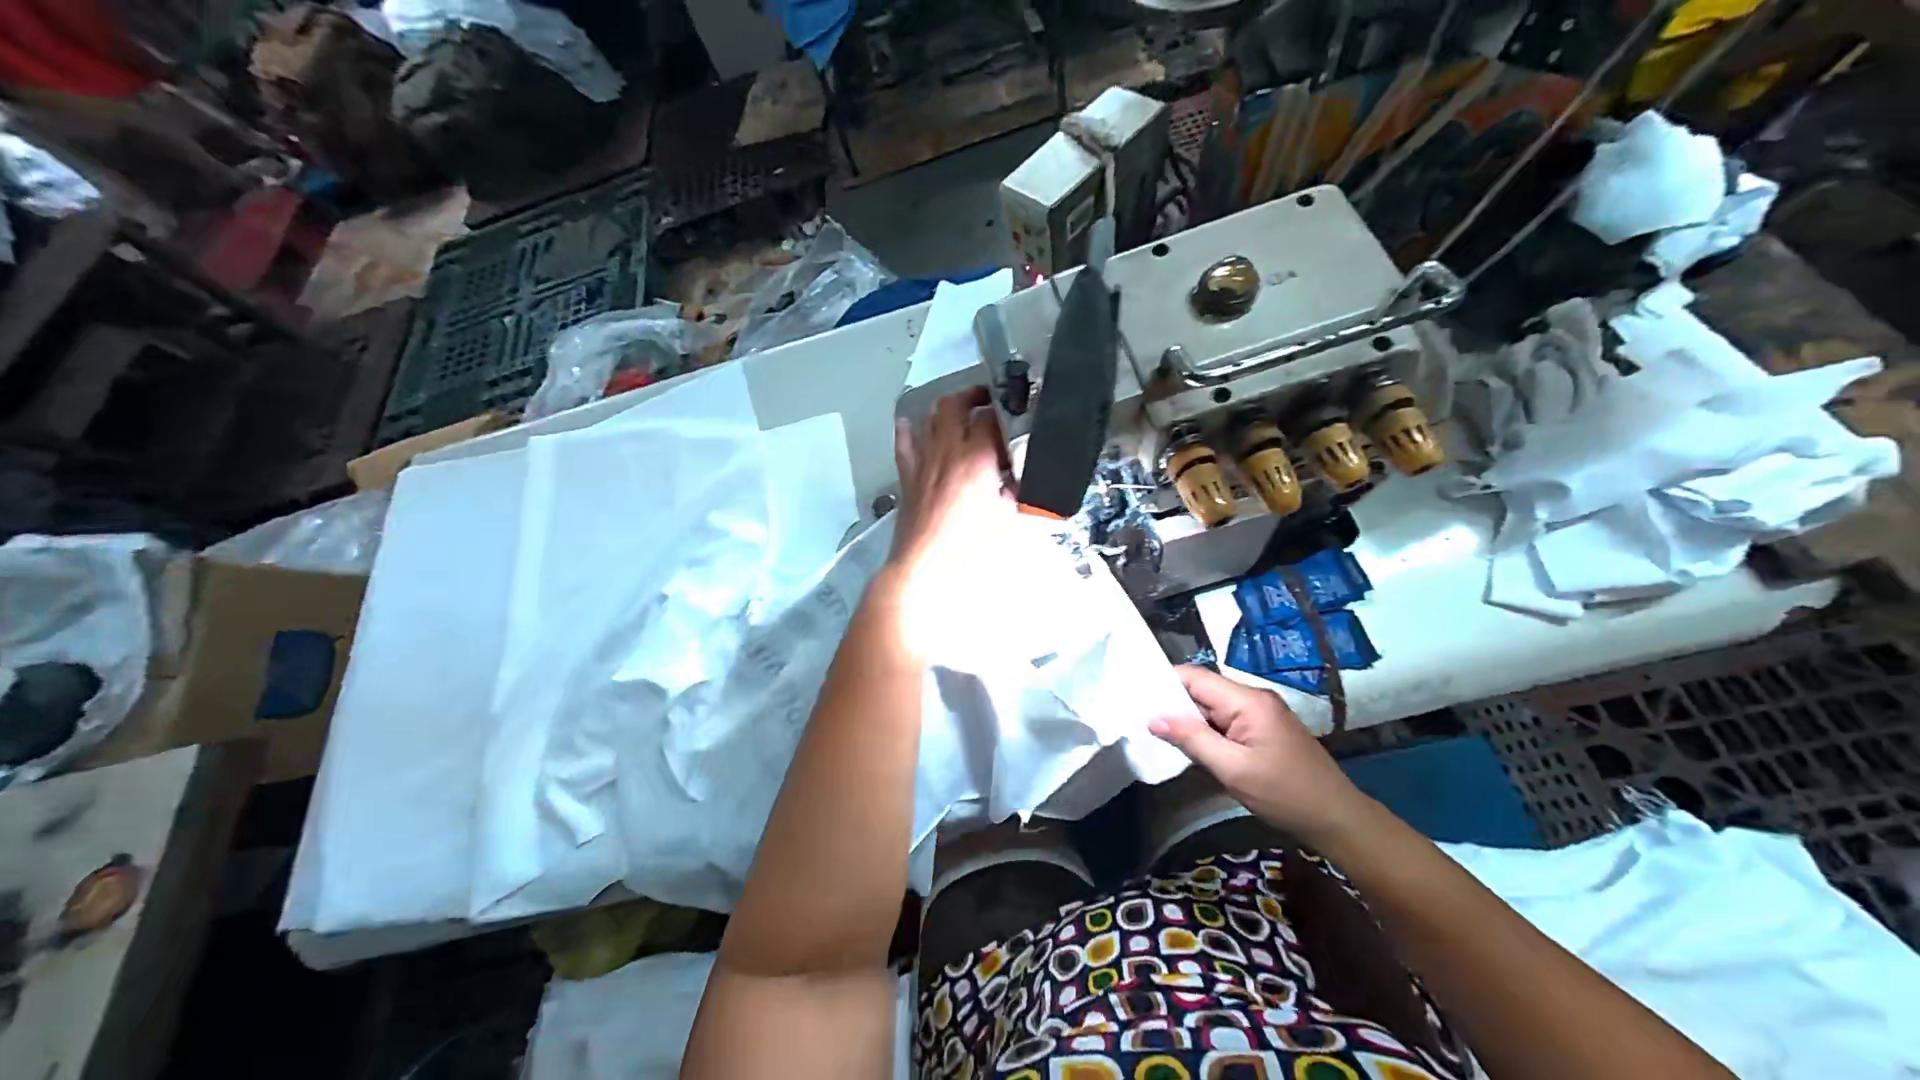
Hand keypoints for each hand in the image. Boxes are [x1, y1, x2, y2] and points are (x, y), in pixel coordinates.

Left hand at [876, 387, 1014, 655]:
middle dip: (973, 395)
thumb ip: (1019, 495)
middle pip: (955, 404)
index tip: (1017, 413)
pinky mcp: (907, 477)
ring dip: (947, 407)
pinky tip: (912, 422)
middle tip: (989, 399)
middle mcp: (946, 451)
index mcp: (975, 459)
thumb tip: (1023, 481)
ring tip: (961, 409)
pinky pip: (905, 444)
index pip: (991, 418)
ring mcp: (923, 461)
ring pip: (929, 417)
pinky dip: (910, 429)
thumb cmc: (971, 549)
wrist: (924, 570)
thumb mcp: (1009, 521)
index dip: (1006, 411)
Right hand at [1150, 665, 1372, 843]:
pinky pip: (1225, 721)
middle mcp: (1254, 699)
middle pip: (1202, 690)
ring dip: (1188, 720)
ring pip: (1212, 707)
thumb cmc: (1285, 794)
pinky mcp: (1263, 730)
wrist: (1337, 819)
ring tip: (1156, 731)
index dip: (1164, 682)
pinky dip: (1206, 731)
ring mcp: (1260, 714)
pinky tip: (1189, 744)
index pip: (1195, 677)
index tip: (1134, 695)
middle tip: (1139, 717)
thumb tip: (1153, 718)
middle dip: (1172, 703)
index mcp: (1248, 701)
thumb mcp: (1233, 769)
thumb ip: (1192, 740)